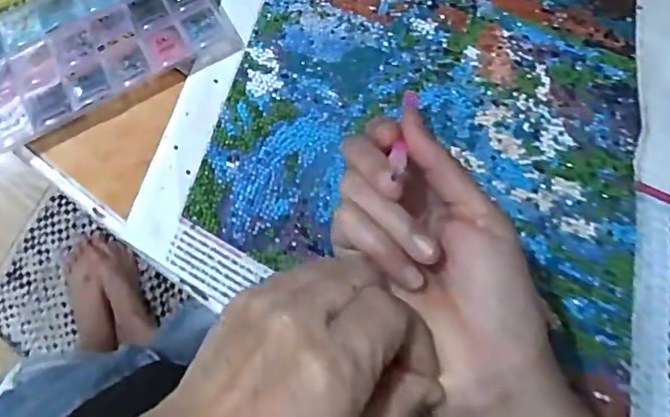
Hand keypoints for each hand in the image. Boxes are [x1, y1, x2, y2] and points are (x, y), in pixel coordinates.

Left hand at [153, 257, 443, 416]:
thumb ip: (395, 409)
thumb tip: (427, 382)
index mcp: (329, 361)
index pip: (391, 309)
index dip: (415, 339)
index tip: (416, 373)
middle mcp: (297, 313)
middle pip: (359, 273)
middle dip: (382, 304)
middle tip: (385, 349)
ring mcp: (264, 297)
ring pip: (325, 267)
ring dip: (347, 294)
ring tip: (350, 338)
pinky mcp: (241, 295)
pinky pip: (292, 275)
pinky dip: (314, 292)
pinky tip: (312, 331)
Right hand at [332, 97, 588, 416]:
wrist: (490, 364)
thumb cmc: (499, 290)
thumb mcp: (482, 217)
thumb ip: (439, 163)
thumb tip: (408, 106)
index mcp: (424, 184)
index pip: (383, 135)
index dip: (381, 131)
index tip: (392, 141)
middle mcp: (390, 198)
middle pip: (354, 152)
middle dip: (374, 167)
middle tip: (398, 192)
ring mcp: (368, 228)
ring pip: (349, 190)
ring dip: (391, 223)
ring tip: (426, 262)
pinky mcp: (350, 259)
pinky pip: (344, 226)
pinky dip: (377, 247)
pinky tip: (406, 278)